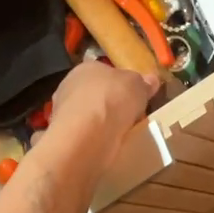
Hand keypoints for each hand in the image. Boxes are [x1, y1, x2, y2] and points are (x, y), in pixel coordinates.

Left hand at [24, 62, 159, 172]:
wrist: (88, 135)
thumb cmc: (113, 99)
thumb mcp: (138, 85)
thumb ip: (144, 83)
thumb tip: (151, 80)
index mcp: (85, 68)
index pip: (103, 71)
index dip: (119, 82)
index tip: (133, 93)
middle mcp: (69, 87)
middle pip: (94, 94)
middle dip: (109, 103)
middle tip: (128, 114)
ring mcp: (62, 114)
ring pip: (88, 116)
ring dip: (100, 123)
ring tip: (121, 132)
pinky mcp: (63, 137)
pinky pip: (84, 135)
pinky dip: (94, 139)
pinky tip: (108, 144)